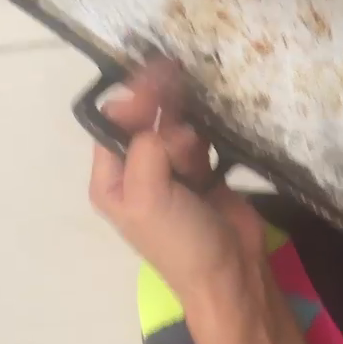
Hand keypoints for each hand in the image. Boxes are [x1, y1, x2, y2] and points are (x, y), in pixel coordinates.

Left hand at [89, 83, 266, 304]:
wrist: (230, 270)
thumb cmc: (180, 241)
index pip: (113, 123)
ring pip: (172, 121)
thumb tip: (171, 121)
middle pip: (143, 118)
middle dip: (159, 99)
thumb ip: (149, 149)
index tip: (160, 78)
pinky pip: (199, 132)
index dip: (133, 98)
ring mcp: (170, 167)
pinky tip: (212, 121)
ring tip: (196, 101)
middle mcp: (136, 169)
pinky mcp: (202, 167)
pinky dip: (205, 123)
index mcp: (112, 179)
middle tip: (178, 73)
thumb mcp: (148, 197)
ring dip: (184, 110)